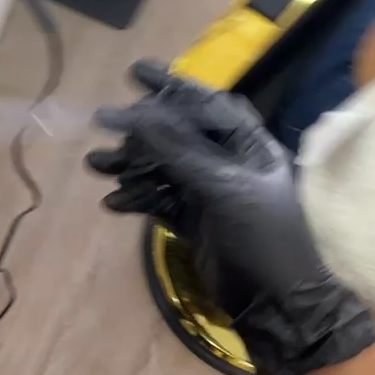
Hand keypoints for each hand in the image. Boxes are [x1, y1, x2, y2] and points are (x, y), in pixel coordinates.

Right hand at [87, 60, 374, 374]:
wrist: (278, 301)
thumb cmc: (266, 236)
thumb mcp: (225, 187)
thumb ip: (180, 151)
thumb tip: (135, 115)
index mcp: (247, 145)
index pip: (205, 105)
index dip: (171, 86)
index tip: (134, 72)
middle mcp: (226, 163)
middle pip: (174, 135)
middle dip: (138, 133)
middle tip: (103, 130)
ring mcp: (207, 193)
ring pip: (159, 169)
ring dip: (128, 167)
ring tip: (96, 166)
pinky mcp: (190, 222)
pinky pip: (155, 202)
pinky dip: (134, 200)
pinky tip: (113, 203)